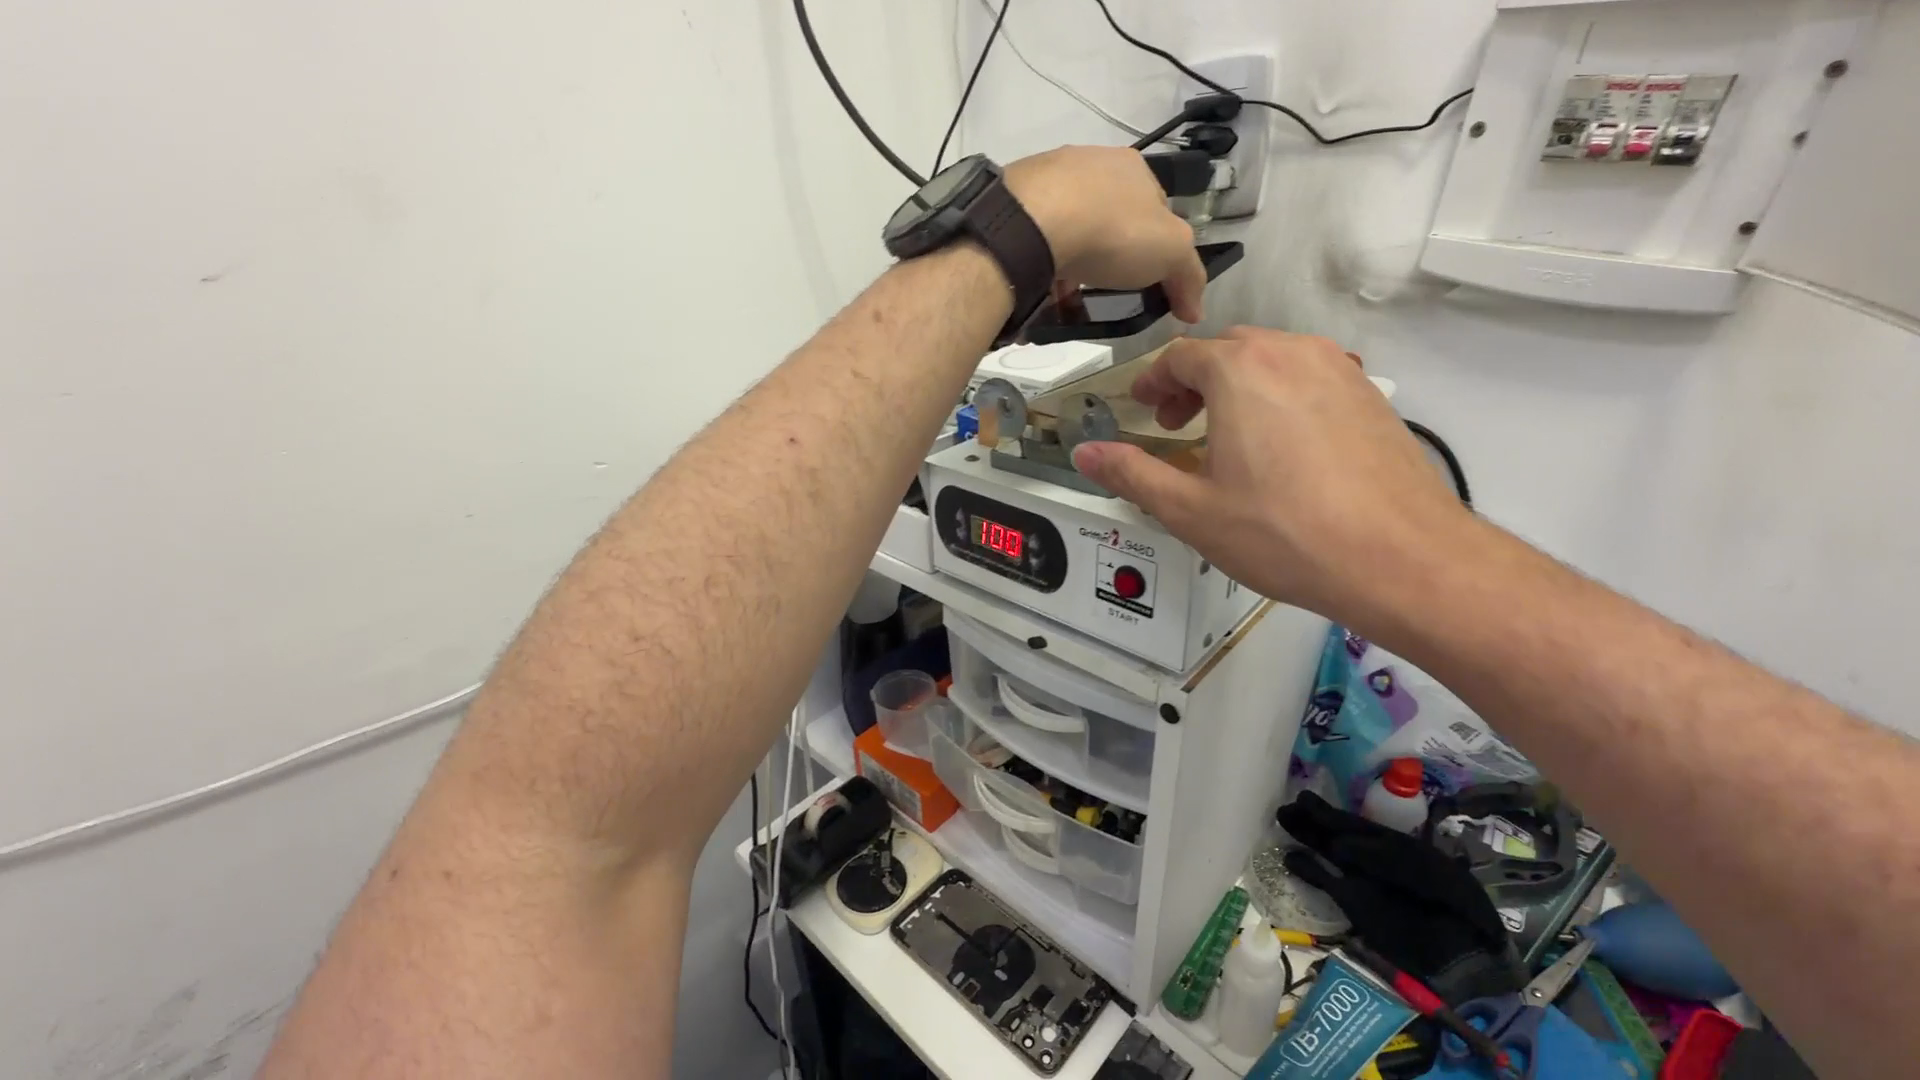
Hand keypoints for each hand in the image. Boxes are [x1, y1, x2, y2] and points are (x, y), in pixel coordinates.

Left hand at [1003, 146, 1206, 322]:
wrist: (1034, 223)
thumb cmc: (1114, 230)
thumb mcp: (1171, 252)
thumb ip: (1189, 277)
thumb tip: (1196, 311)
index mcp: (1133, 167)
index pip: (1156, 207)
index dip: (1157, 246)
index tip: (1149, 279)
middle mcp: (1090, 163)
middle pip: (1109, 217)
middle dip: (1110, 254)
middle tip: (1106, 290)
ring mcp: (1048, 179)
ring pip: (1069, 227)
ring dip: (1072, 262)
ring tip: (1068, 298)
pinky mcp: (1014, 203)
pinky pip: (1035, 239)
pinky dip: (1042, 264)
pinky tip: (1041, 289)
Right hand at [1069, 327, 1471, 617]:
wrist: (1400, 558)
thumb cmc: (1283, 533)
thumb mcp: (1190, 510)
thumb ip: (1131, 473)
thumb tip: (1084, 453)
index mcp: (1239, 370)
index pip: (1180, 356)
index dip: (1154, 381)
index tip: (1144, 409)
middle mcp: (1291, 353)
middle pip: (1227, 349)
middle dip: (1194, 381)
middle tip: (1179, 425)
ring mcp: (1339, 370)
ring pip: (1273, 360)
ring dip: (1239, 386)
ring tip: (1231, 436)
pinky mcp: (1371, 396)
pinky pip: (1312, 378)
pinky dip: (1282, 396)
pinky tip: (1285, 448)